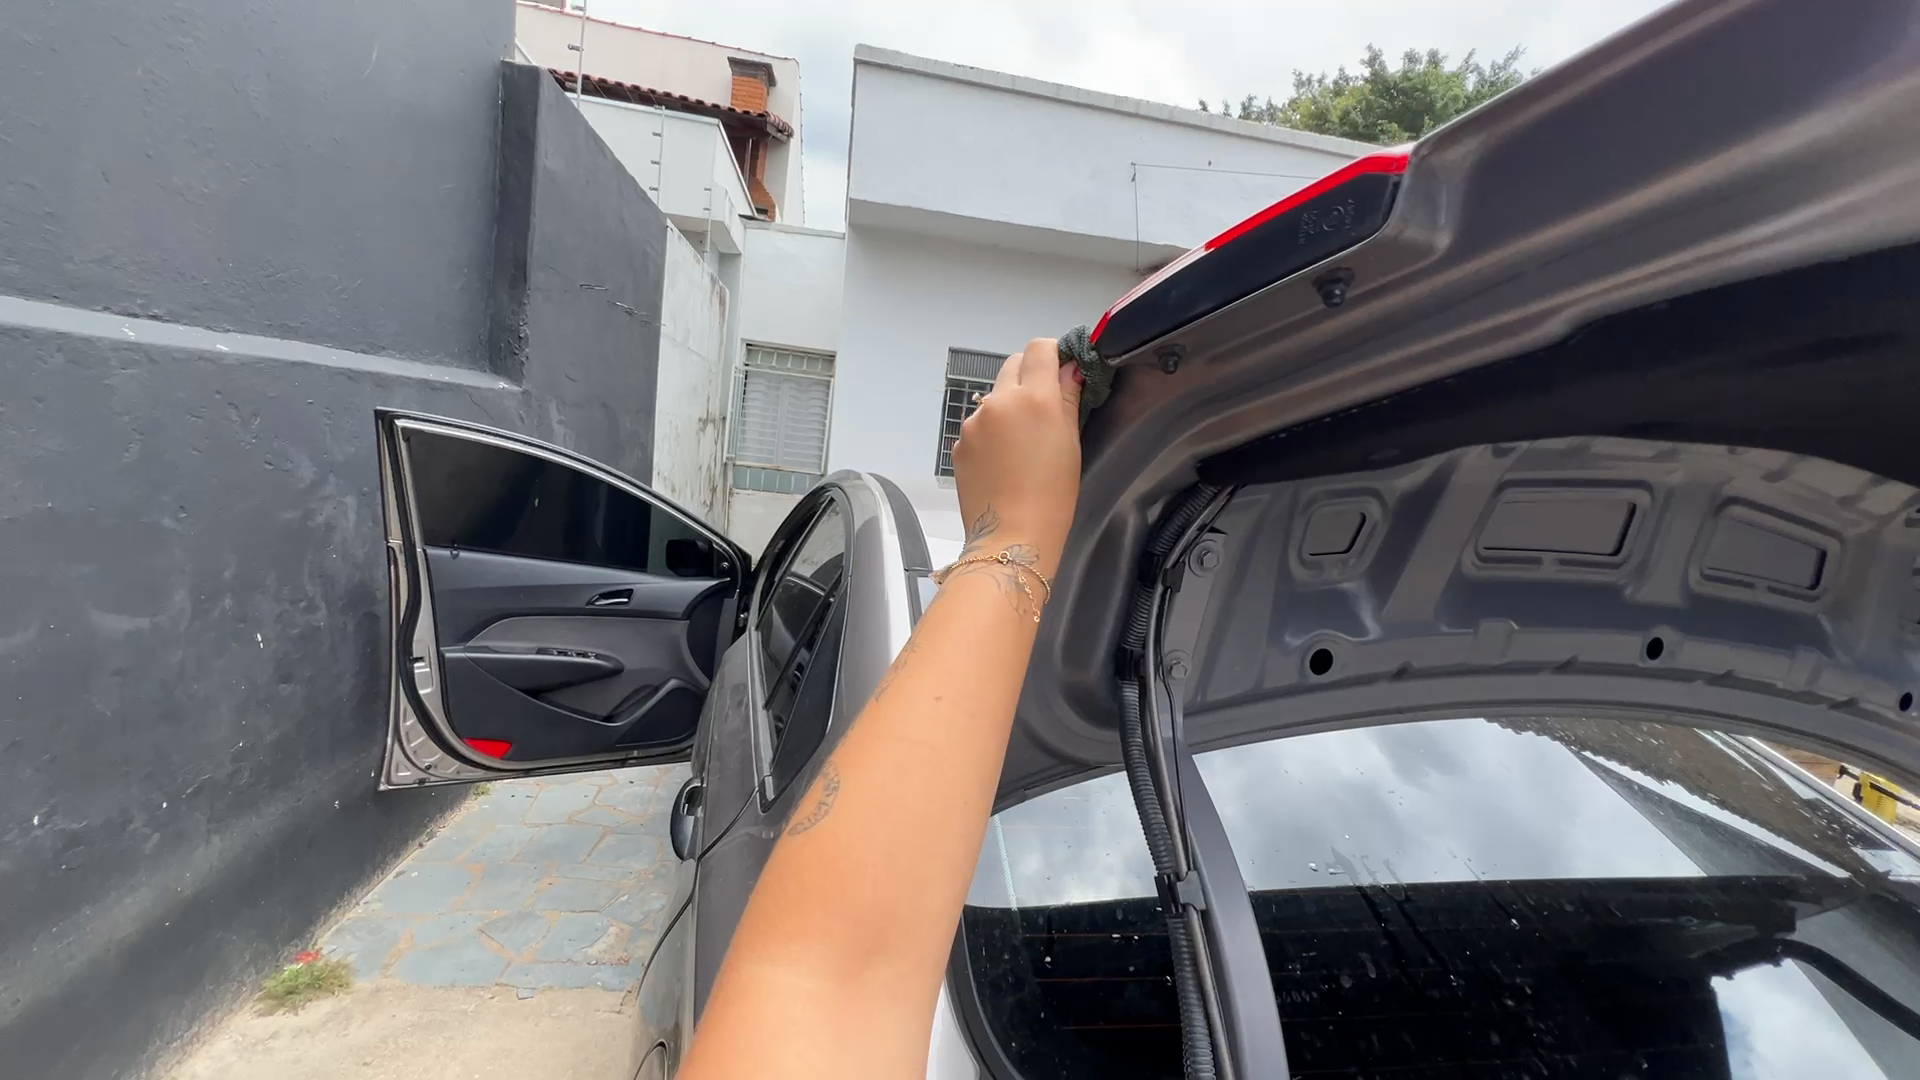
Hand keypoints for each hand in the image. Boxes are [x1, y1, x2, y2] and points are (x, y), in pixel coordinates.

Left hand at [951, 338, 1083, 577]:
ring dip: (1008, 408)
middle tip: (1044, 407)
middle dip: (1029, 377)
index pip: (1039, 348)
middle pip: (1013, 365)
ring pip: (994, 398)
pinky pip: (978, 426)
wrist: (1011, 536)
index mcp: (1033, 397)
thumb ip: (1067, 398)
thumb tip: (1067, 369)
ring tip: (1021, 446)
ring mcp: (973, 423)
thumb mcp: (1070, 442)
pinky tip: (1002, 463)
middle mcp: (998, 401)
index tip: (1061, 372)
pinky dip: (991, 434)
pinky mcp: (959, 445)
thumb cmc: (1053, 494)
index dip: (1052, 354)